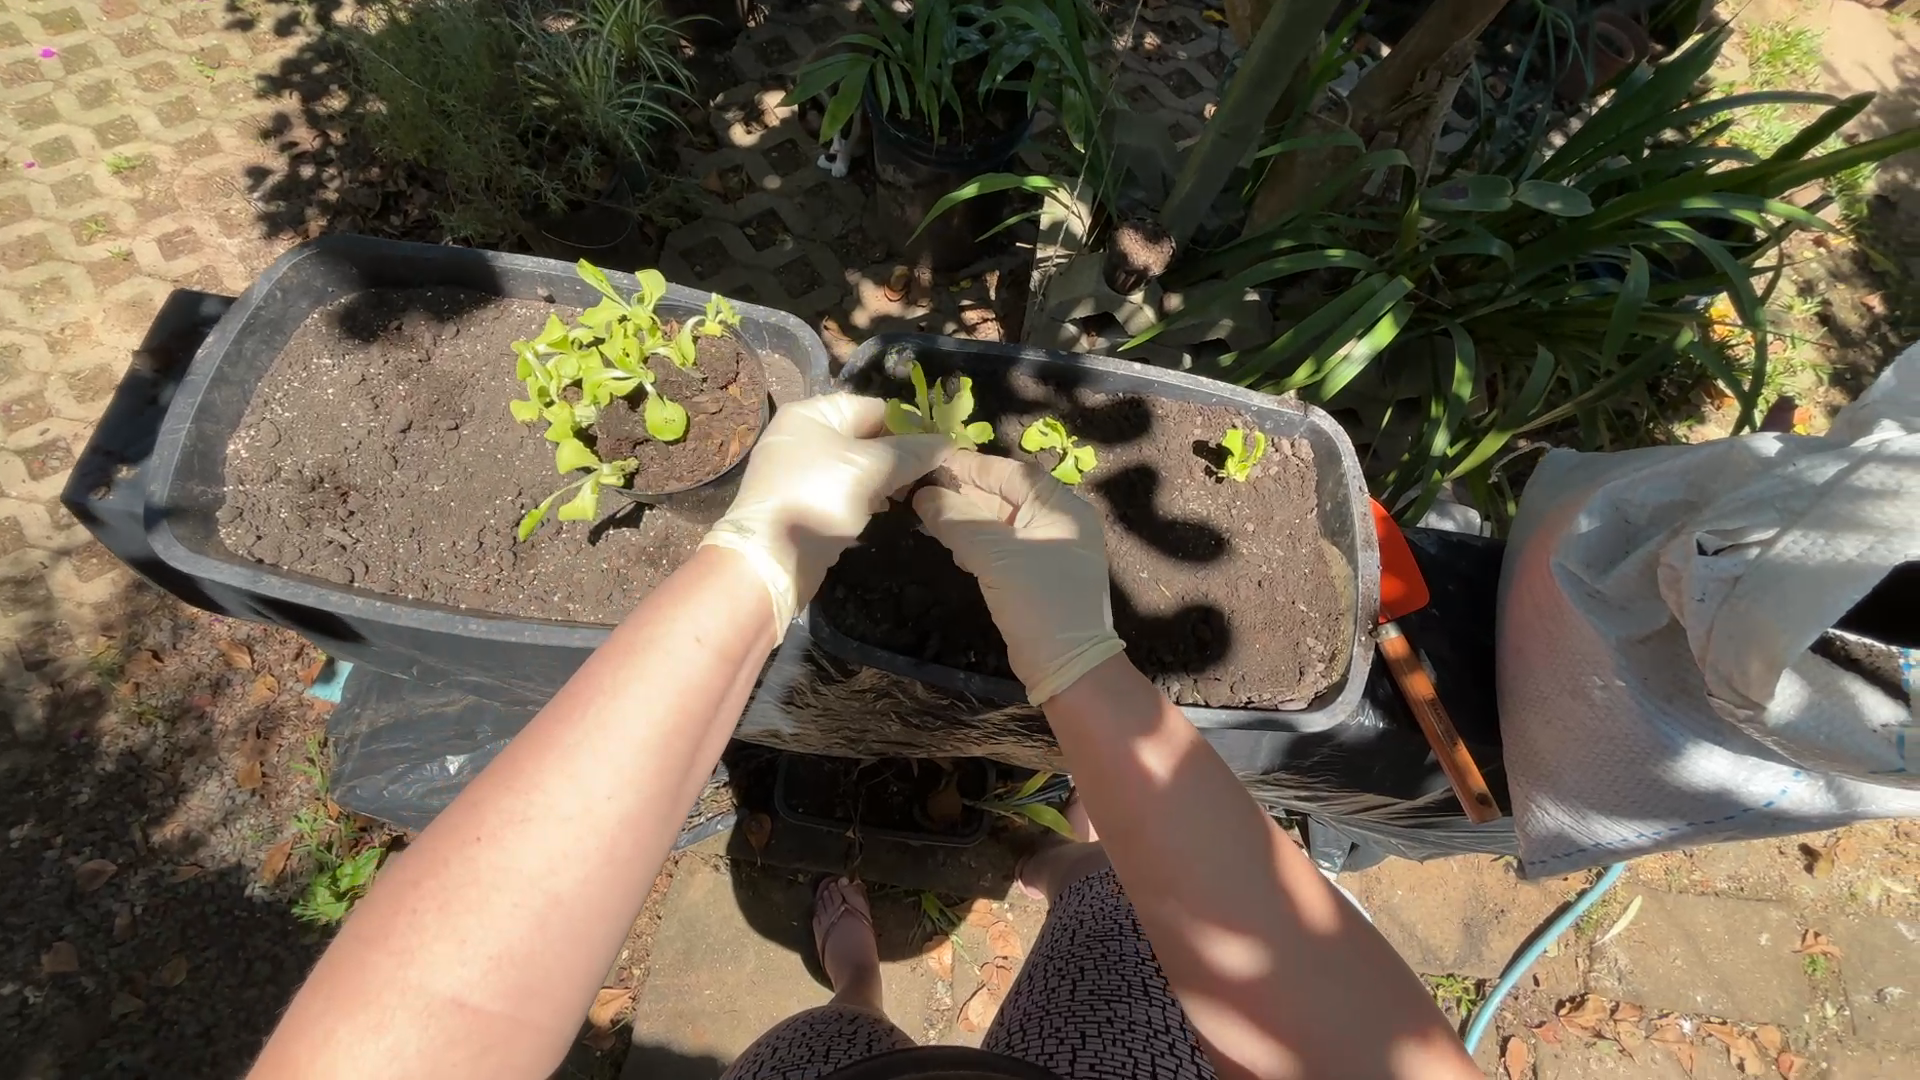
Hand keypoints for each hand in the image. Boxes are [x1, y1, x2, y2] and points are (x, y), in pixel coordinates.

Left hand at [702, 393, 951, 640]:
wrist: (771, 558)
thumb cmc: (820, 498)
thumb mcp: (871, 468)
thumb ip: (911, 452)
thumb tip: (946, 442)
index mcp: (813, 413)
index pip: (875, 408)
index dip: (909, 427)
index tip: (938, 451)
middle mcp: (803, 435)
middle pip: (865, 436)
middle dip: (898, 456)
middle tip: (926, 477)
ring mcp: (799, 470)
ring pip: (856, 466)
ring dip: (884, 480)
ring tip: (907, 495)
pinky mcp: (803, 501)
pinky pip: (842, 490)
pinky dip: (865, 497)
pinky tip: (882, 510)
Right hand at [912, 450, 1124, 703]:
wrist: (1068, 668)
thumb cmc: (1038, 602)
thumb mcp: (994, 556)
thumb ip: (957, 521)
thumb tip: (923, 496)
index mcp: (1062, 507)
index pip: (1011, 473)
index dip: (972, 467)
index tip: (933, 463)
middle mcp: (1059, 523)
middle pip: (1006, 496)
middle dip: (965, 494)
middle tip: (922, 490)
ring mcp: (1049, 551)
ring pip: (1001, 523)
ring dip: (967, 519)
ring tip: (928, 515)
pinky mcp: (1036, 576)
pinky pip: (1003, 548)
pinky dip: (977, 544)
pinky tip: (953, 545)